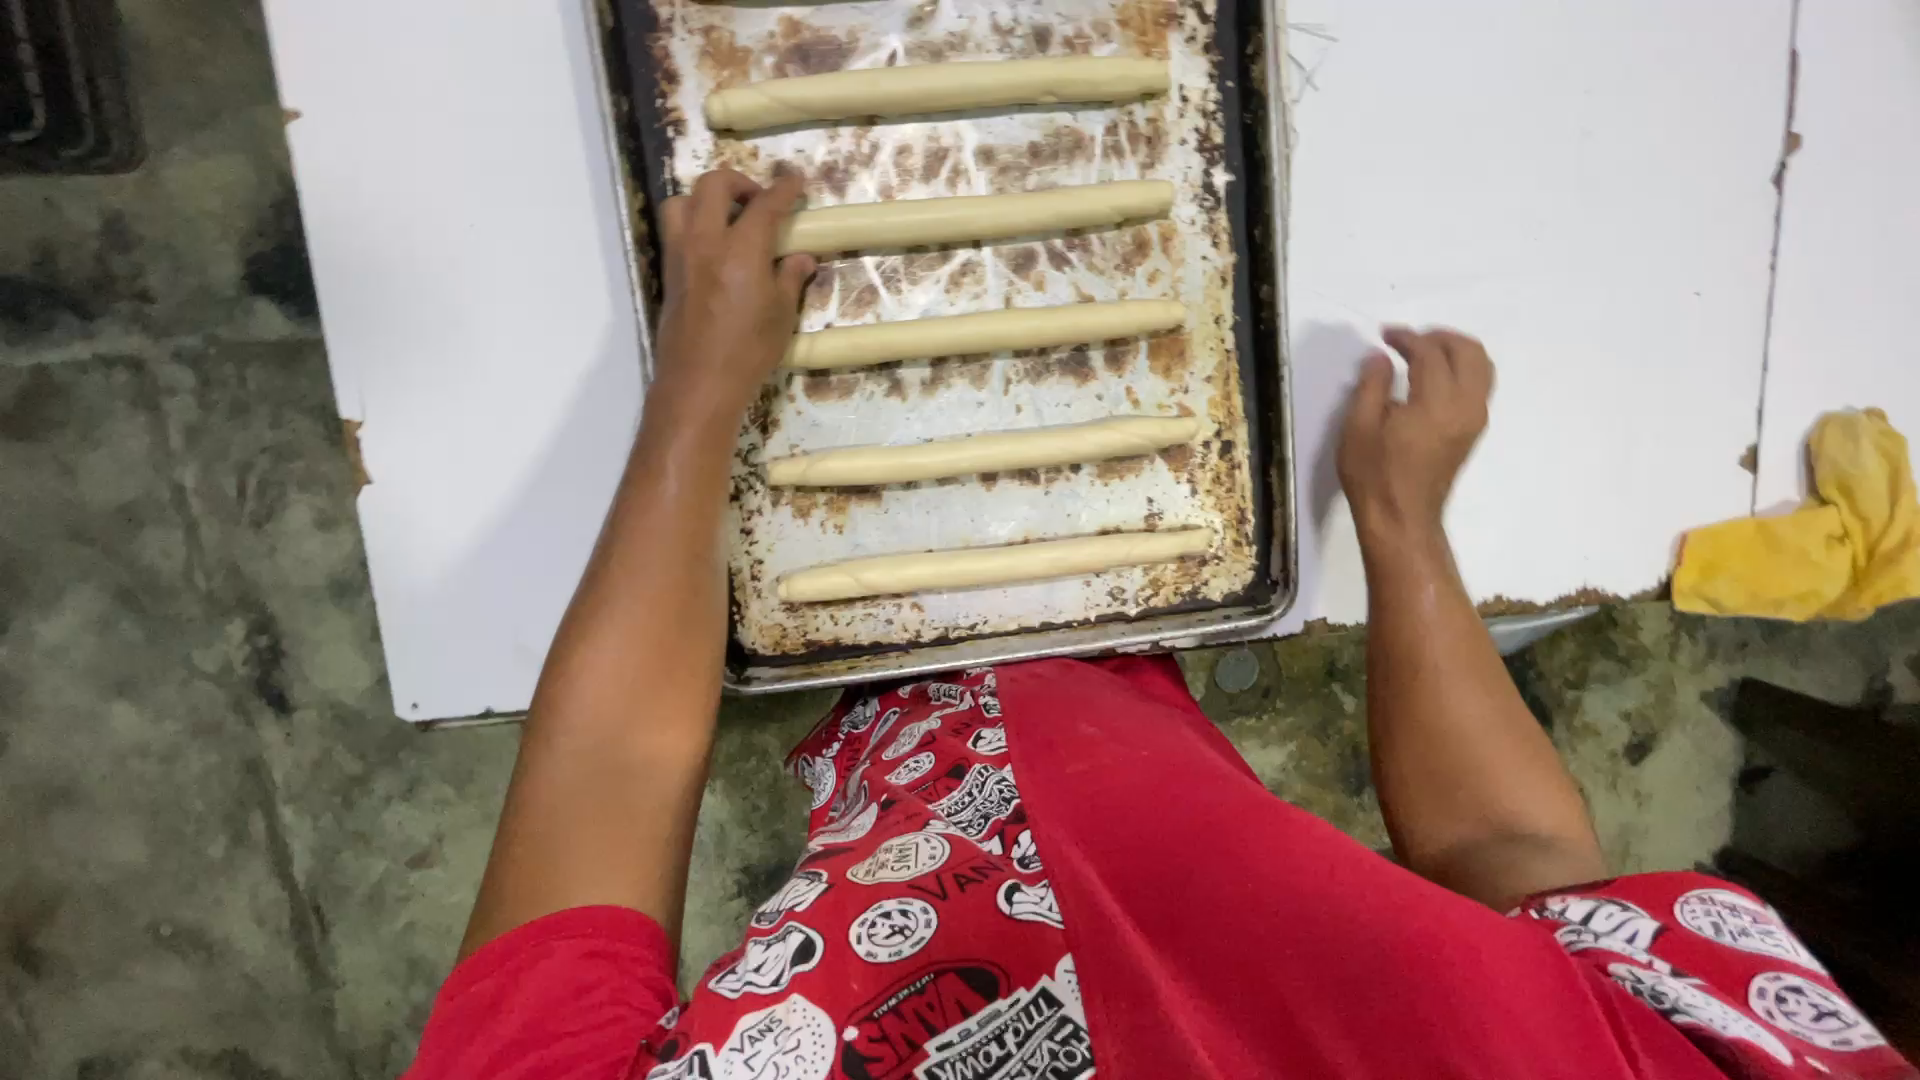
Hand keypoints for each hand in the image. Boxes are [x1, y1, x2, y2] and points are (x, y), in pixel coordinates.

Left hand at [651, 169, 815, 422]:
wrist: (701, 379)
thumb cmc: (749, 349)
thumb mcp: (782, 315)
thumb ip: (790, 278)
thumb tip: (802, 258)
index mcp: (741, 248)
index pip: (765, 204)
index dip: (784, 189)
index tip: (796, 181)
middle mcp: (706, 241)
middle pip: (714, 185)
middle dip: (740, 182)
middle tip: (759, 200)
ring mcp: (681, 254)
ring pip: (684, 201)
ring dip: (706, 198)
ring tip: (727, 218)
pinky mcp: (669, 272)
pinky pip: (676, 229)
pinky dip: (694, 222)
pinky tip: (712, 246)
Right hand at [1337, 327, 1493, 549]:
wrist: (1400, 517)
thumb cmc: (1373, 474)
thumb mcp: (1358, 428)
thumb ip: (1371, 386)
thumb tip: (1380, 358)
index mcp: (1436, 403)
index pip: (1429, 354)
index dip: (1407, 339)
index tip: (1385, 335)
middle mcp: (1465, 405)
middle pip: (1468, 352)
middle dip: (1439, 338)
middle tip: (1408, 339)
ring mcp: (1474, 418)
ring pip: (1481, 367)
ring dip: (1455, 351)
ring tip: (1424, 352)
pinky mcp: (1473, 430)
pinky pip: (1479, 385)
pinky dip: (1462, 369)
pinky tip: (1434, 377)